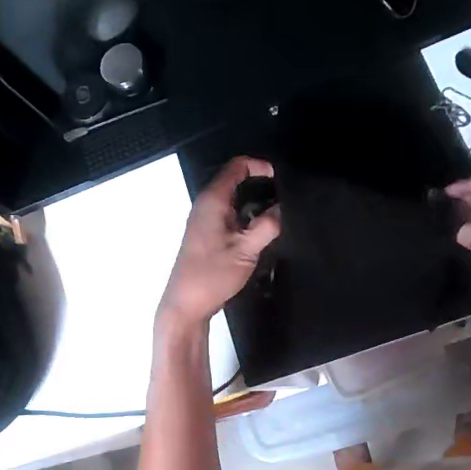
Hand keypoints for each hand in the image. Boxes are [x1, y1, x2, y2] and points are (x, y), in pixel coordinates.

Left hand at [158, 156, 280, 332]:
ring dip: (254, 202)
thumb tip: (282, 210)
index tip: (280, 176)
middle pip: (234, 180)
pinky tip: (262, 230)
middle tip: (284, 195)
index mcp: (213, 201)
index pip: (235, 167)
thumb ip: (267, 226)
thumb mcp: (246, 250)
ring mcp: (205, 220)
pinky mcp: (207, 234)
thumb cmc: (212, 275)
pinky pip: (230, 214)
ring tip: (279, 212)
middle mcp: (206, 205)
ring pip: (233, 199)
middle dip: (259, 183)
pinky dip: (247, 216)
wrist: (186, 304)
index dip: (258, 165)